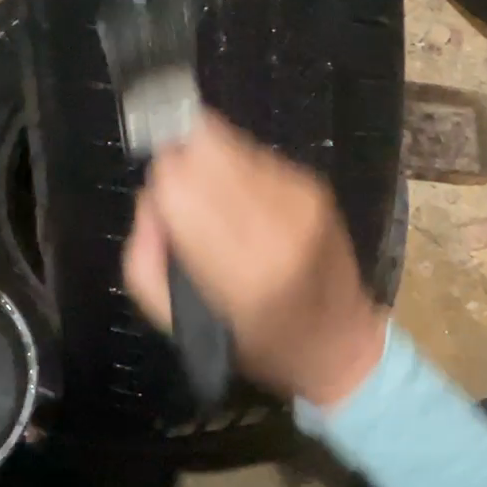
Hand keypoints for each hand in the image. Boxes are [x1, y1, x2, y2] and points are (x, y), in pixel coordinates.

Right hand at [123, 111, 387, 406]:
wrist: (340, 341)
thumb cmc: (257, 342)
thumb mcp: (183, 324)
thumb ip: (146, 261)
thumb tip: (148, 198)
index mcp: (237, 267)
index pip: (178, 182)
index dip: (163, 183)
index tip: (164, 204)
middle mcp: (274, 223)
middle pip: (204, 147)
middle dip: (185, 164)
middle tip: (186, 195)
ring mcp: (300, 199)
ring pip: (231, 144)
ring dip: (215, 168)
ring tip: (223, 207)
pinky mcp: (315, 187)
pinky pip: (259, 158)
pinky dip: (244, 175)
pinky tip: (251, 208)